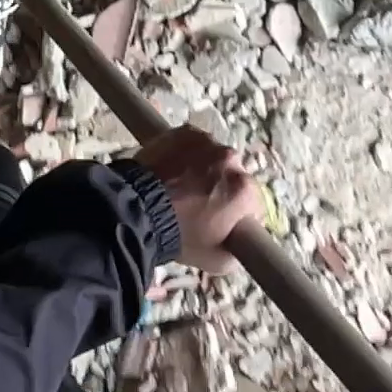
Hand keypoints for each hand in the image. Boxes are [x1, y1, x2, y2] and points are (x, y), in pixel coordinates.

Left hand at [134, 126, 262, 272]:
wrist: (138, 208)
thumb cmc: (180, 236)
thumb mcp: (219, 260)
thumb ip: (239, 247)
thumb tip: (241, 239)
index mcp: (244, 190)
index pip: (252, 201)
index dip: (239, 212)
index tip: (224, 219)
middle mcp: (231, 159)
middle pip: (233, 174)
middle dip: (222, 186)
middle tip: (200, 200)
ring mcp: (207, 142)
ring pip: (213, 156)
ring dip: (205, 167)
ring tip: (183, 183)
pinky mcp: (185, 131)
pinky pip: (194, 143)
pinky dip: (188, 153)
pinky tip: (174, 168)